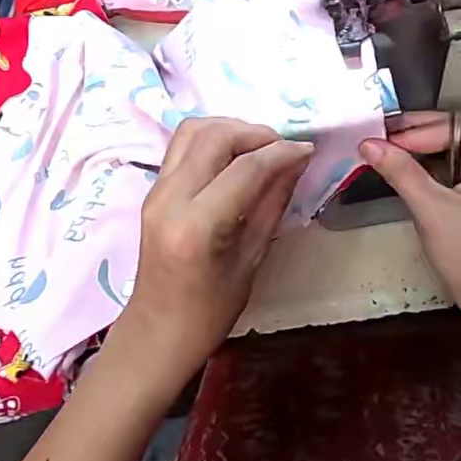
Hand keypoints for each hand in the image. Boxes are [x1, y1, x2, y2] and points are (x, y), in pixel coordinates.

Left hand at [104, 118, 312, 406]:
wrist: (157, 332)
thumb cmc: (209, 312)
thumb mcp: (251, 260)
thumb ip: (271, 204)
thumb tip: (295, 164)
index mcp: (196, 227)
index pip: (244, 169)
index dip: (281, 153)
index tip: (308, 149)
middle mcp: (169, 199)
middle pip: (214, 136)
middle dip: (255, 133)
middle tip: (284, 149)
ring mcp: (155, 191)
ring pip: (193, 131)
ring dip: (231, 129)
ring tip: (260, 148)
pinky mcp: (153, 190)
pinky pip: (183, 145)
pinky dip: (213, 139)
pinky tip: (235, 157)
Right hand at [360, 112, 460, 377]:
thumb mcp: (432, 212)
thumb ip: (401, 172)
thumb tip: (368, 143)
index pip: (457, 131)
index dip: (416, 132)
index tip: (379, 138)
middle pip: (458, 137)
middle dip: (418, 136)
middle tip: (379, 137)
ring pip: (457, 154)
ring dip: (422, 152)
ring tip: (386, 150)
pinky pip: (460, 173)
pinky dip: (433, 170)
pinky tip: (407, 169)